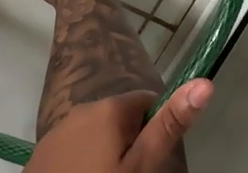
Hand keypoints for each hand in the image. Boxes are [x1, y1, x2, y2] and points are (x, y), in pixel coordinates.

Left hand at [24, 80, 210, 172]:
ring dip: (105, 152)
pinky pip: (74, 148)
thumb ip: (169, 126)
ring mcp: (58, 130)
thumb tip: (205, 83)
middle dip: (130, 143)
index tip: (149, 161)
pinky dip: (82, 162)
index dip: (154, 131)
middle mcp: (83, 108)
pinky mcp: (41, 152)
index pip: (148, 102)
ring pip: (97, 133)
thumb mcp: (141, 167)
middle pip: (122, 118)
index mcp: (111, 107)